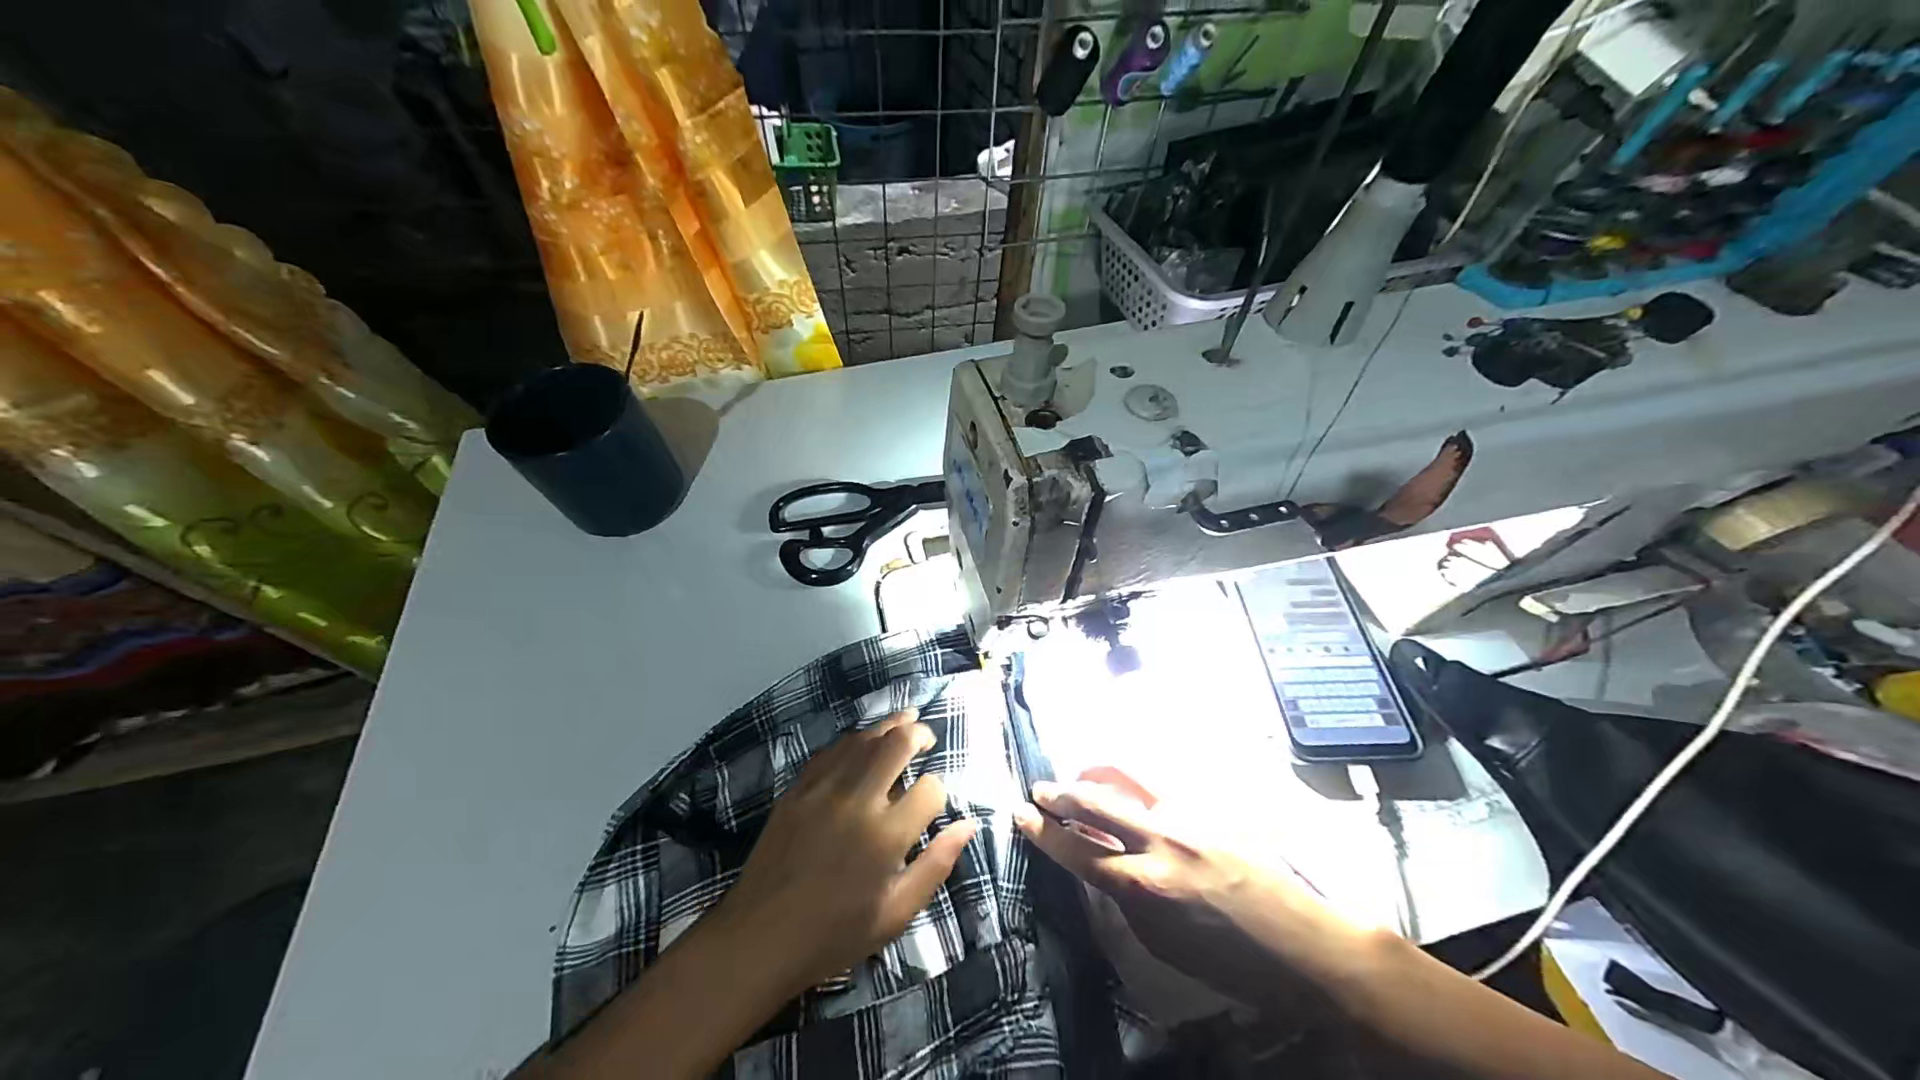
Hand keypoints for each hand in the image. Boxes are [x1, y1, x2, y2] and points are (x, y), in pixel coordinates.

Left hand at [710, 708, 977, 996]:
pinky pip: (831, 750)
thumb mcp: (896, 913)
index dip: (940, 790)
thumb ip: (936, 864)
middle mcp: (857, 800)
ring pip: (863, 738)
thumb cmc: (834, 934)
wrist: (759, 938)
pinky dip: (853, 741)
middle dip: (919, 734)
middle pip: (897, 743)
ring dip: (888, 727)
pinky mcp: (797, 789)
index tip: (935, 802)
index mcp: (886, 835)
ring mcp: (823, 790)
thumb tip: (968, 824)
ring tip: (903, 723)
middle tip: (926, 738)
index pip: (930, 789)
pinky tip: (861, 744)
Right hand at [1013, 767, 1378, 1017]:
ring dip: (1097, 783)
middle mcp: (1161, 843)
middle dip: (1061, 794)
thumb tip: (1103, 872)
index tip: (1022, 814)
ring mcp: (1189, 820)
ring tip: (1077, 782)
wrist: (1305, 945)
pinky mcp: (1213, 810)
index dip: (1044, 833)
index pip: (1078, 851)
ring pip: (1129, 788)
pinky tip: (1129, 786)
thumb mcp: (1165, 946)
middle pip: (1096, 805)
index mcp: (1145, 887)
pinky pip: (1163, 791)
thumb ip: (1127, 903)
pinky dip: (1138, 788)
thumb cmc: (1233, 964)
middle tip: (1040, 789)